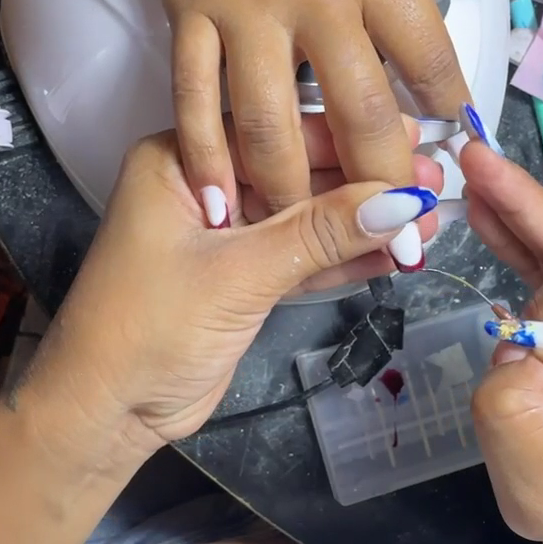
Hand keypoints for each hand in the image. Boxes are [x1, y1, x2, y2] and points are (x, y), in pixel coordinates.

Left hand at [28, 120, 443, 459]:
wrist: (106, 411)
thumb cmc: (148, 328)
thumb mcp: (236, 274)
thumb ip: (319, 235)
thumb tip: (403, 199)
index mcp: (180, 159)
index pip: (276, 132)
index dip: (348, 138)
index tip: (414, 140)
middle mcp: (201, 186)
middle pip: (296, 174)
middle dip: (365, 185)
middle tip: (435, 184)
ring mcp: (223, 234)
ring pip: (303, 220)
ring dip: (361, 226)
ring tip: (429, 221)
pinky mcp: (240, 278)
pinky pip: (298, 259)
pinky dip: (340, 261)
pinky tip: (391, 255)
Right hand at [93, 0, 506, 216]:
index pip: (422, 51)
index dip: (446, 106)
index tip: (456, 145)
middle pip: (356, 109)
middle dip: (382, 176)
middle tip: (397, 229)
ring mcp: (241, 13)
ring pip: (271, 121)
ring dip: (294, 187)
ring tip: (313, 233)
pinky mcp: (187, 19)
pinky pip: (194, 100)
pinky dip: (205, 155)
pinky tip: (221, 204)